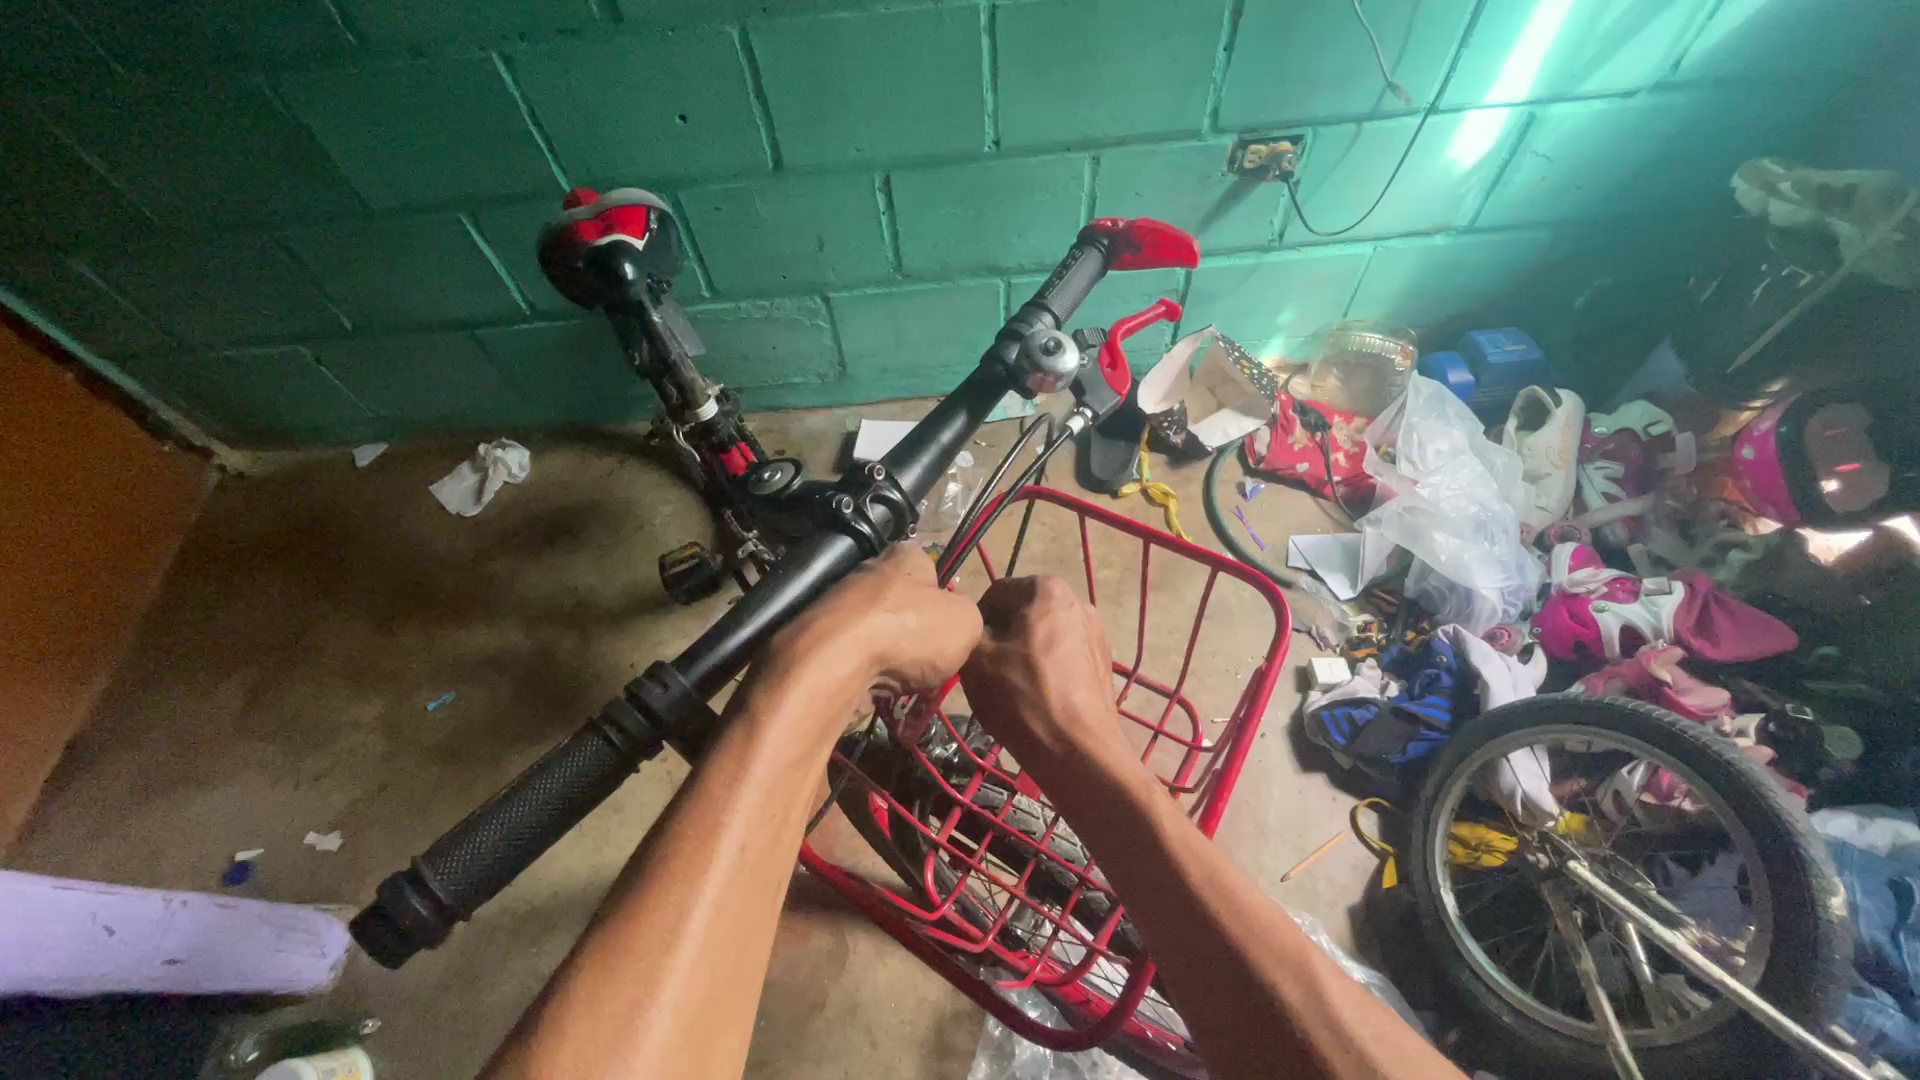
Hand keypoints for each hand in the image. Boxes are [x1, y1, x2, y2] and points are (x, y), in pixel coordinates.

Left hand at [749, 543, 982, 744]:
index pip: (931, 569)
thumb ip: (970, 618)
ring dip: (894, 659)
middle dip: (919, 634)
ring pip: (881, 636)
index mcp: (904, 557)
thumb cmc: (911, 631)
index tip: (951, 626)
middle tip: (935, 660)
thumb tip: (959, 625)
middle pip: (905, 606)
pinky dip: (869, 675)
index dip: (945, 598)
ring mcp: (840, 609)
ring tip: (908, 683)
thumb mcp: (967, 621)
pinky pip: (857, 660)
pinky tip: (879, 690)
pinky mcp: (821, 643)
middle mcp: (868, 574)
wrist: (838, 663)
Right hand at [960, 576, 1131, 774]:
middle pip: (1022, 614)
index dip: (976, 624)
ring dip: (1023, 653)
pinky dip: (1047, 669)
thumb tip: (971, 627)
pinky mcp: (1103, 661)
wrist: (1077, 749)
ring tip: (1012, 688)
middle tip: (988, 672)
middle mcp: (1077, 600)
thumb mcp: (976, 659)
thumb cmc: (1022, 696)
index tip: (971, 654)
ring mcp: (1095, 631)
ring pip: (1042, 635)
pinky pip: (1064, 656)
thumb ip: (967, 629)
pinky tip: (1038, 697)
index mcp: (1046, 588)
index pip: (995, 595)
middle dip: (1003, 638)